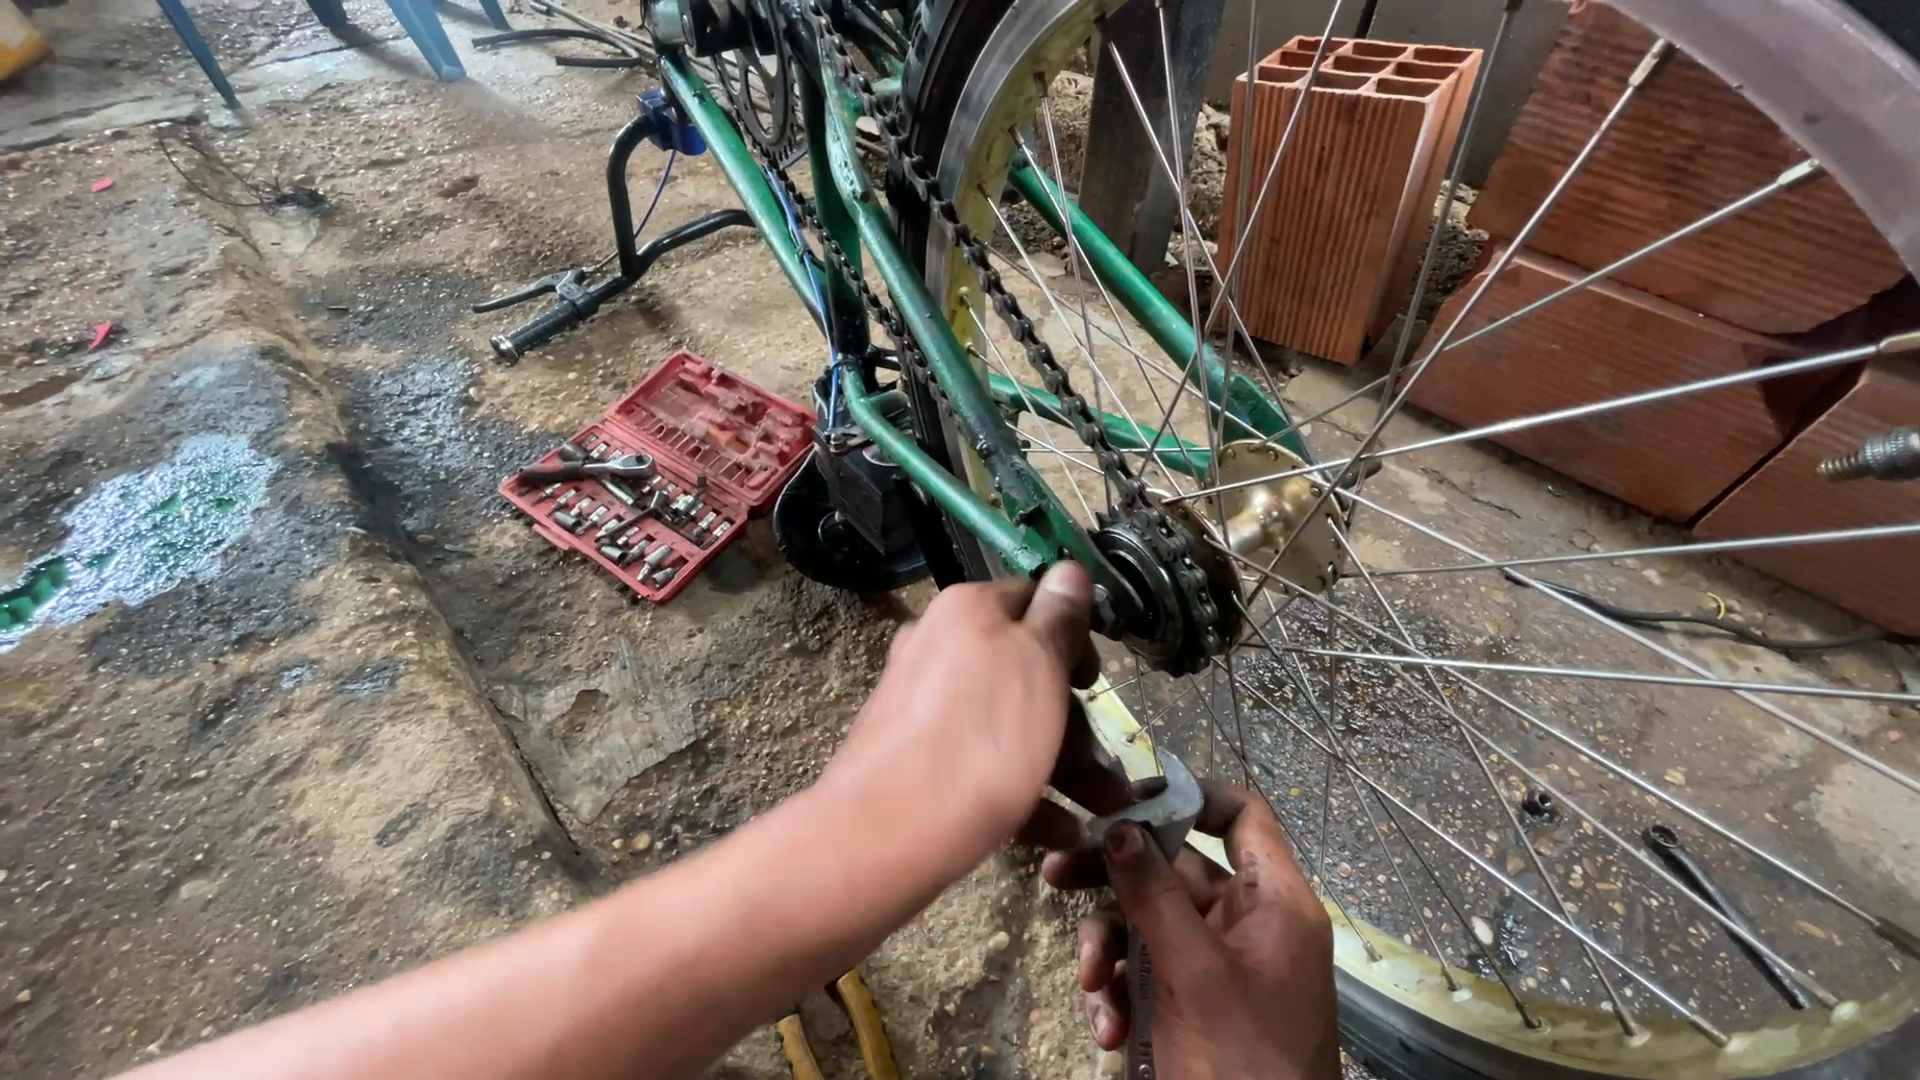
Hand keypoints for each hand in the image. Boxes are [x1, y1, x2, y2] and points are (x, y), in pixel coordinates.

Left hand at [818, 562, 1095, 883]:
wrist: (885, 833)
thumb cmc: (979, 740)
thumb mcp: (1037, 667)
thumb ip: (1058, 617)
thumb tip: (1070, 567)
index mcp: (967, 610)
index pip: (1034, 600)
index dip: (1073, 638)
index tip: (1095, 684)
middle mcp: (938, 645)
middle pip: (1023, 668)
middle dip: (1075, 719)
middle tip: (1109, 765)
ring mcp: (922, 701)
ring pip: (1008, 720)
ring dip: (1061, 762)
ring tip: (1101, 807)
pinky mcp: (914, 754)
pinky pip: (978, 758)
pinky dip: (1021, 787)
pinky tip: (1059, 830)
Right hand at [1039, 783, 1339, 1079]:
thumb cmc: (1241, 1063)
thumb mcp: (1194, 974)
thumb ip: (1153, 893)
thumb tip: (1120, 824)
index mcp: (1273, 903)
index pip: (1242, 816)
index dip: (1190, 795)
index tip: (1127, 800)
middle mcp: (1245, 923)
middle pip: (1173, 867)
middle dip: (1113, 877)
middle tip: (1055, 873)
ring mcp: (1214, 964)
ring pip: (1147, 919)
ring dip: (1109, 946)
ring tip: (1091, 980)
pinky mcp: (1189, 1002)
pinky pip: (1145, 968)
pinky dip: (1120, 990)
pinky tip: (1109, 1027)